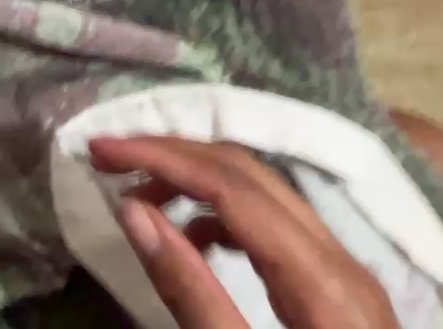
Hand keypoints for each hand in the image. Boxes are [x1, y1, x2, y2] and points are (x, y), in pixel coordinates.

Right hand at [90, 137, 398, 328]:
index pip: (228, 184)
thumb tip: (130, 209)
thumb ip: (190, 292)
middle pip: (244, 170)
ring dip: (189, 176)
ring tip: (136, 195)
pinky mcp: (335, 285)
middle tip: (107, 158)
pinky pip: (269, 219)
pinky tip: (185, 235)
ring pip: (257, 187)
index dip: (158, 156)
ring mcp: (344, 269)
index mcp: (323, 280)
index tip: (99, 150)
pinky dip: (216, 209)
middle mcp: (341, 258)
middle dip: (168, 153)